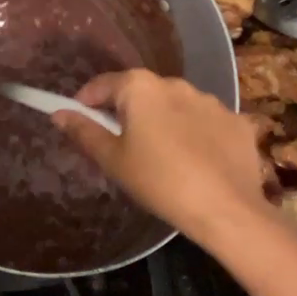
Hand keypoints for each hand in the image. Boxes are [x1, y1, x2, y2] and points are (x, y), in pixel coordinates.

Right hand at [52, 69, 265, 245]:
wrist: (228, 212)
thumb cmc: (159, 181)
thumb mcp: (113, 159)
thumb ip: (83, 131)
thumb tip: (59, 113)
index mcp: (139, 87)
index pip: (102, 85)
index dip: (86, 103)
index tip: (82, 123)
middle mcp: (174, 83)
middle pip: (140, 93)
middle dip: (128, 112)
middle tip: (124, 145)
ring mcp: (211, 101)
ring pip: (174, 106)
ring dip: (164, 121)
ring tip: (164, 155)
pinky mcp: (237, 122)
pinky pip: (206, 122)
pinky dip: (197, 134)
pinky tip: (198, 161)